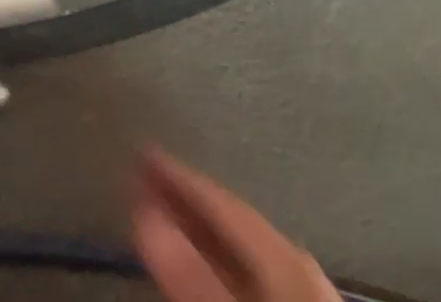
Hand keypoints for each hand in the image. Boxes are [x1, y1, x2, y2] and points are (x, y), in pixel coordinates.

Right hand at [130, 148, 338, 301]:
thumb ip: (192, 276)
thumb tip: (143, 216)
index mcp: (285, 262)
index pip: (223, 205)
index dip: (179, 177)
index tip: (141, 153)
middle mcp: (296, 270)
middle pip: (232, 225)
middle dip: (184, 201)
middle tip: (139, 176)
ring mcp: (300, 296)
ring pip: (241, 252)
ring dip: (197, 232)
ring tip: (159, 215)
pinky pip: (248, 276)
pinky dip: (216, 262)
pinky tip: (200, 267)